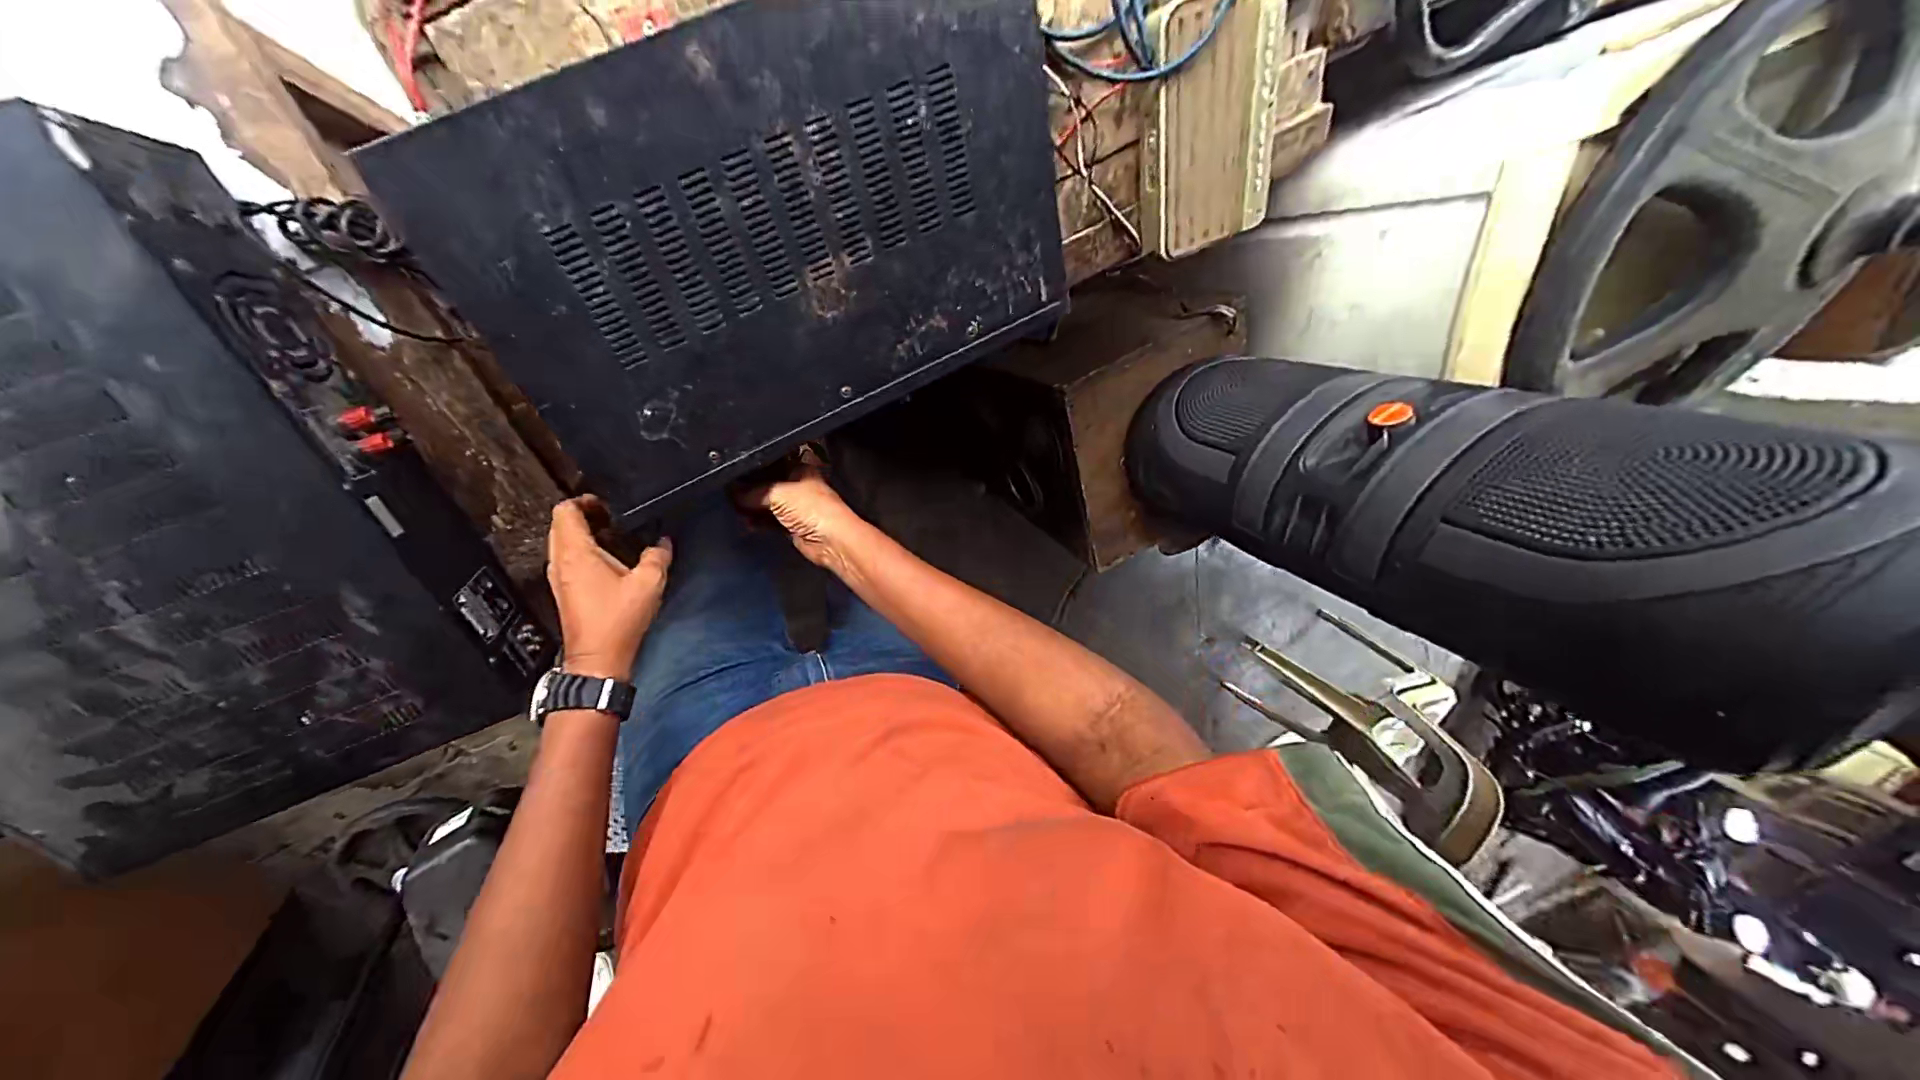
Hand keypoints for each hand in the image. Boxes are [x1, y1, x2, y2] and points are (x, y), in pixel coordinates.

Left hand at [546, 495, 672, 679]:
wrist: (599, 658)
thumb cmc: (618, 620)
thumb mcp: (649, 583)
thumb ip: (657, 556)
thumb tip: (663, 543)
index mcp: (575, 553)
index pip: (565, 511)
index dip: (584, 500)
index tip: (607, 504)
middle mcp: (560, 562)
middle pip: (560, 524)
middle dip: (583, 514)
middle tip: (611, 516)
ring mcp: (558, 577)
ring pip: (561, 542)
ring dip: (582, 533)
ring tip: (612, 535)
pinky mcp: (564, 591)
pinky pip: (567, 559)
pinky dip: (582, 551)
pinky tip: (608, 560)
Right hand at [741, 446, 866, 573]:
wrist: (832, 541)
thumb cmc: (812, 508)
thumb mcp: (778, 493)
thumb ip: (753, 491)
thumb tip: (732, 492)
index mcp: (800, 469)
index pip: (772, 463)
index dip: (754, 467)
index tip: (733, 472)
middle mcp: (797, 486)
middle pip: (767, 484)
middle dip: (749, 489)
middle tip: (729, 492)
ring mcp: (795, 507)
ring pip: (767, 504)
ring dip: (751, 507)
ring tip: (734, 508)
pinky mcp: (791, 526)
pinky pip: (769, 521)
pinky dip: (757, 521)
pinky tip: (746, 522)